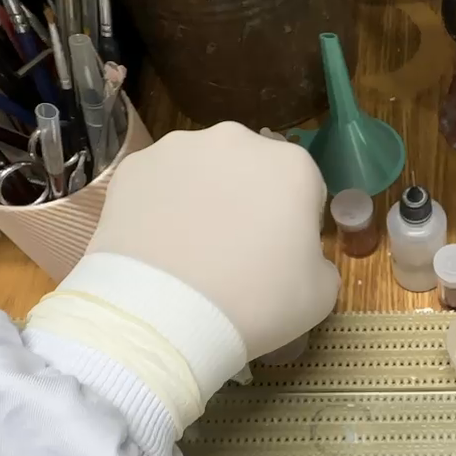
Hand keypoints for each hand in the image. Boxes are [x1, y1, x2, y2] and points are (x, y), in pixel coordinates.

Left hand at [85, 122, 338, 357]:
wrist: (166, 314)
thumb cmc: (258, 301)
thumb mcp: (321, 293)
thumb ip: (320, 261)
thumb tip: (298, 255)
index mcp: (293, 166)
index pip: (306, 188)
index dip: (297, 223)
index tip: (284, 254)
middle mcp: (238, 141)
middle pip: (253, 170)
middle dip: (250, 200)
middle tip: (238, 250)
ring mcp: (180, 148)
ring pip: (204, 171)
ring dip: (206, 198)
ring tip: (194, 248)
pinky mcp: (134, 166)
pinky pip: (161, 184)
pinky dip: (163, 206)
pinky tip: (162, 245)